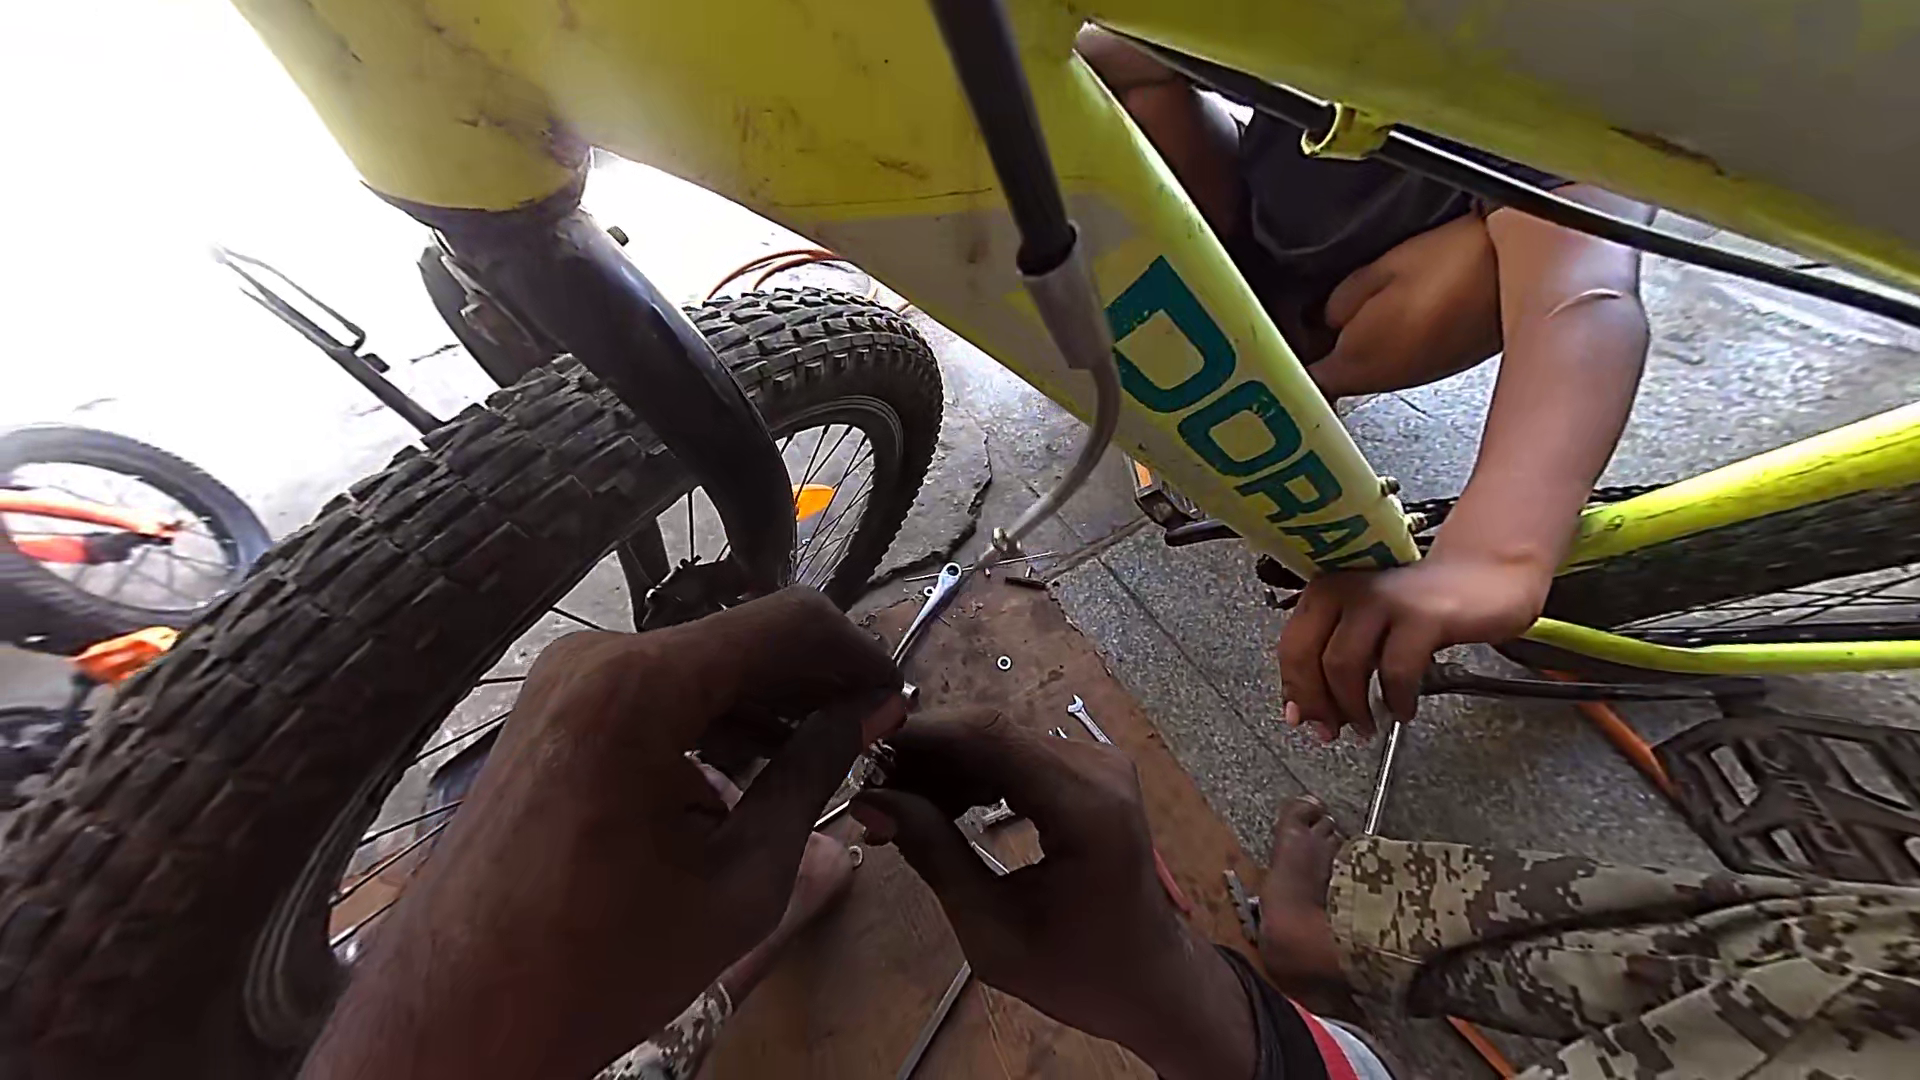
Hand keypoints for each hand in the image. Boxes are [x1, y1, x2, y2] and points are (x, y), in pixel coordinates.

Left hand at [303, 587, 902, 1079]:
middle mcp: (604, 655)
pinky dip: (724, 714)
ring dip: (776, 699)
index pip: (790, 622)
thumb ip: (817, 770)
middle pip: (751, 636)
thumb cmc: (594, 971)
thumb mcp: (742, 877)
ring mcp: (576, 673)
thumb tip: (876, 710)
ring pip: (713, 659)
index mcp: (642, 686)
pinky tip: (752, 764)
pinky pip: (670, 684)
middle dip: (820, 680)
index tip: (889, 697)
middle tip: (867, 729)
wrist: (436, 1033)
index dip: (855, 652)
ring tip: (819, 752)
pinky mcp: (565, 700)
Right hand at [853, 710, 1253, 1079]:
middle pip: (990, 732)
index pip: (990, 736)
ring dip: (943, 765)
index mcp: (1086, 804)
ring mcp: (1095, 760)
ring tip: (897, 804)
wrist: (1153, 978)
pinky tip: (938, 805)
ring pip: (997, 739)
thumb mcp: (994, 933)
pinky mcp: (1085, 767)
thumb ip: (934, 855)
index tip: (865, 746)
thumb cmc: (1081, 972)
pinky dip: (972, 774)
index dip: (922, 733)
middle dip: (925, 753)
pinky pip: (1015, 754)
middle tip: (873, 787)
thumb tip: (871, 801)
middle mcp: (1095, 764)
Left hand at [1279, 548, 1548, 740]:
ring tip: (1366, 726)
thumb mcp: (1362, 629)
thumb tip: (1303, 710)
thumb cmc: (1415, 609)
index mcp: (1321, 594)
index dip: (1294, 688)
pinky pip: (1395, 669)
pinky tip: (1402, 711)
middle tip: (1331, 731)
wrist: (1484, 577)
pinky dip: (1395, 698)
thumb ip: (1330, 659)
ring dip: (1351, 706)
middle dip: (1316, 701)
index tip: (1298, 719)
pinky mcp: (1423, 616)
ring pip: (1343, 664)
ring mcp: (1380, 600)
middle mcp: (1342, 591)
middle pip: (1307, 655)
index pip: (1290, 646)